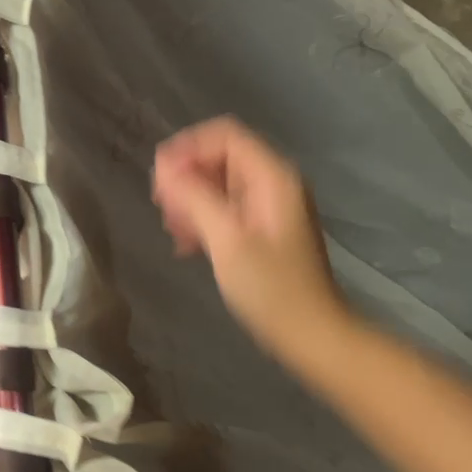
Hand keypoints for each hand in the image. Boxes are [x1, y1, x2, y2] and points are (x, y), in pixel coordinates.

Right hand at [151, 117, 348, 347]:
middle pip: (219, 158)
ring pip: (218, 184)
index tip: (159, 176)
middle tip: (161, 206)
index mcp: (272, 177)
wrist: (313, 334)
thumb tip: (164, 168)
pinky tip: (186, 244)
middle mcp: (273, 183)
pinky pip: (225, 207)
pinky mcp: (262, 229)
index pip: (224, 136)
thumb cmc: (270, 288)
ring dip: (189, 199)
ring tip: (172, 229)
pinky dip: (202, 218)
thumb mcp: (227, 239)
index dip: (187, 148)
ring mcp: (269, 207)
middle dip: (186, 176)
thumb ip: (194, 197)